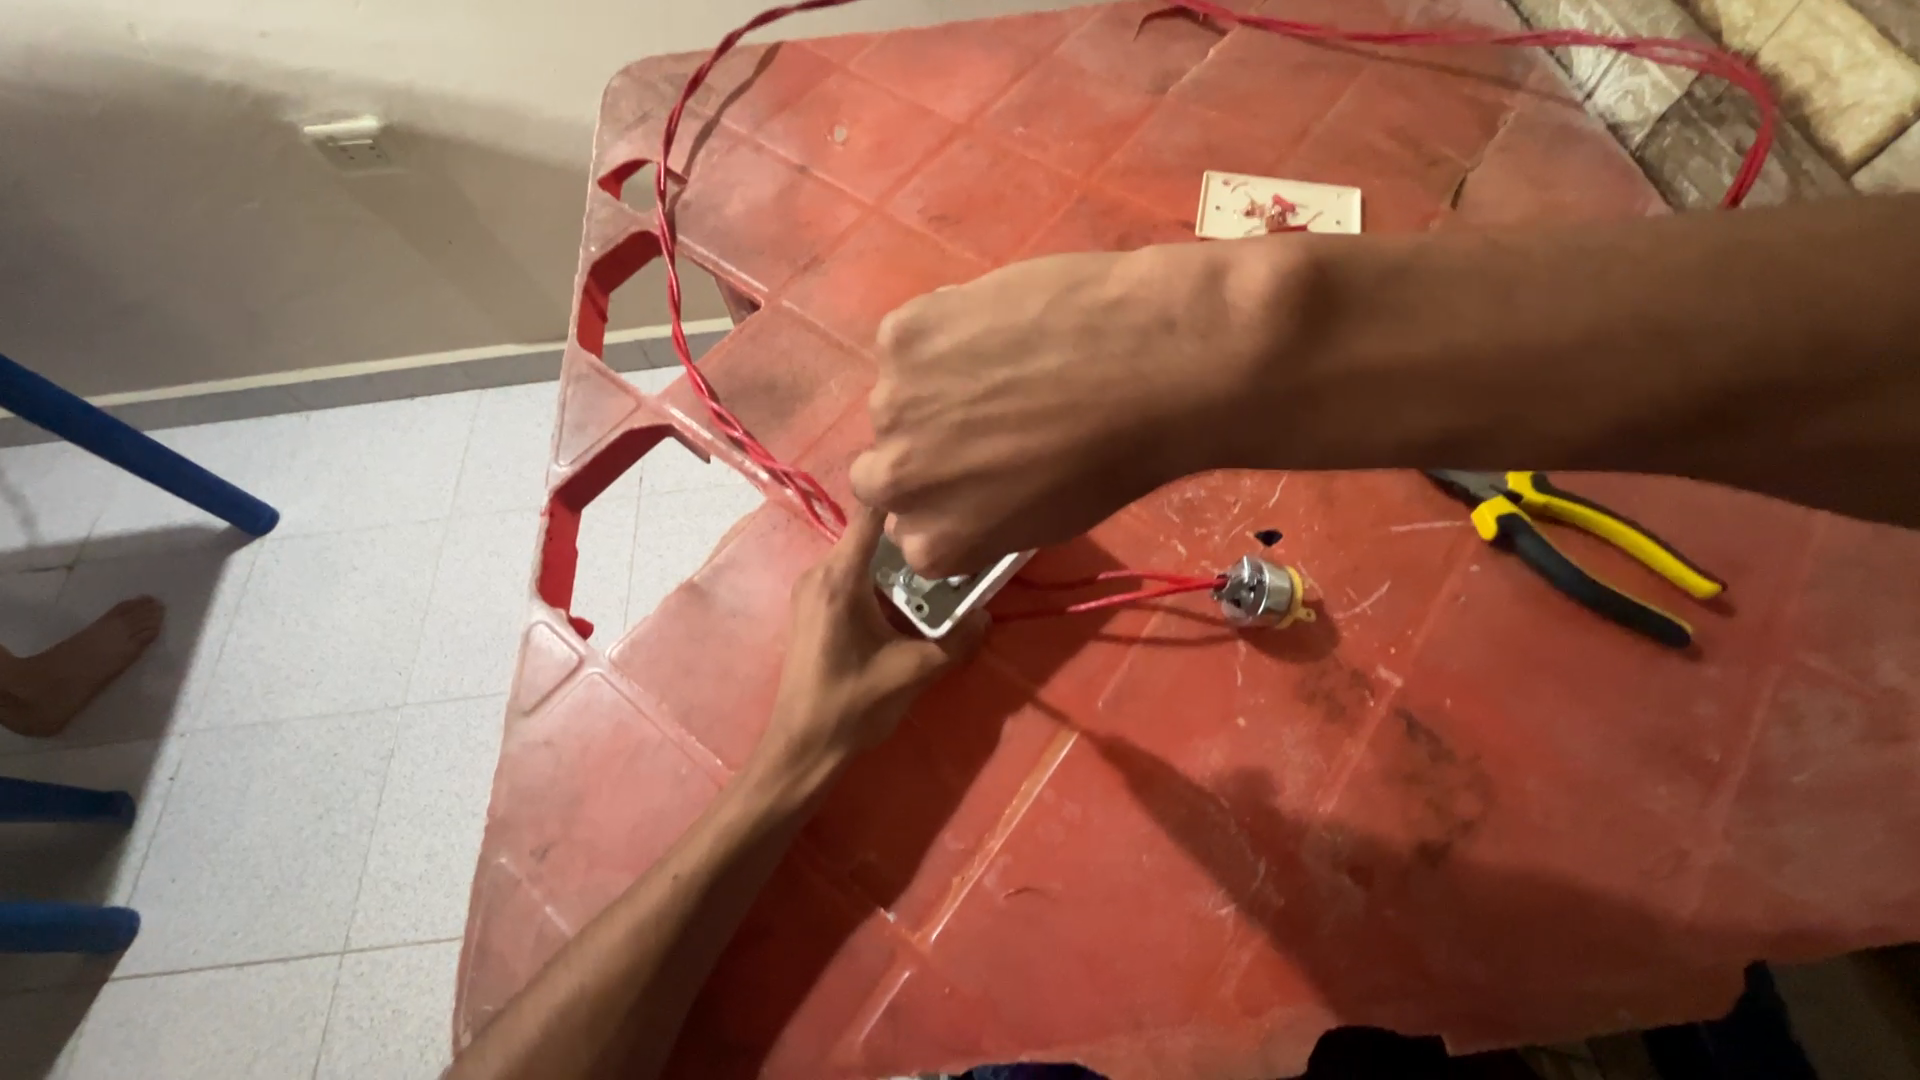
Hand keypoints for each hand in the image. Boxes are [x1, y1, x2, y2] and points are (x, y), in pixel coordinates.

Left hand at [758, 506, 984, 777]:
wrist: (802, 747)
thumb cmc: (853, 706)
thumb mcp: (914, 672)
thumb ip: (956, 640)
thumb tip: (986, 615)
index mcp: (839, 578)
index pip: (870, 513)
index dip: (904, 494)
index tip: (939, 492)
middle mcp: (819, 572)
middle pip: (869, 534)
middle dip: (909, 535)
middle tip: (950, 541)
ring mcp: (810, 589)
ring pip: (860, 556)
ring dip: (895, 562)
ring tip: (935, 570)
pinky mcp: (811, 607)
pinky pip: (850, 577)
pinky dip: (878, 579)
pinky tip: (905, 601)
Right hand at [851, 239, 1297, 576]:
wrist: (1151, 367)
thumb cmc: (1113, 461)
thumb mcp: (1043, 524)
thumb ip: (978, 522)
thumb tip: (961, 494)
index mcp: (931, 545)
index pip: (907, 530)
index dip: (940, 499)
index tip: (970, 477)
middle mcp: (896, 485)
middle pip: (881, 472)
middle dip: (916, 452)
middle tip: (971, 422)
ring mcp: (891, 405)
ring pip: (893, 399)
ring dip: (927, 388)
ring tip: (994, 365)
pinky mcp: (901, 335)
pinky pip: (907, 339)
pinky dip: (939, 333)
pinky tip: (993, 326)